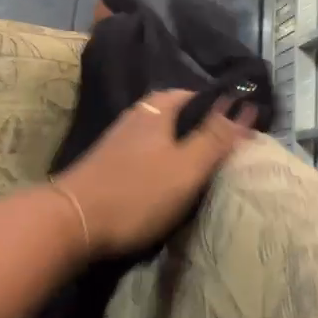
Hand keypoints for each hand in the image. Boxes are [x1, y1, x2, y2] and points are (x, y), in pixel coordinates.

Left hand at [54, 89, 256, 255]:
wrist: (71, 221)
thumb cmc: (137, 193)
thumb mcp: (187, 167)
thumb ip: (216, 137)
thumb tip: (246, 103)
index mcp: (158, 109)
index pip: (198, 96)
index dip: (221, 110)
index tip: (240, 132)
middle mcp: (136, 116)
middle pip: (177, 115)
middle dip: (199, 130)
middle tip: (222, 155)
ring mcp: (118, 139)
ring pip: (159, 136)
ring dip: (179, 148)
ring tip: (199, 172)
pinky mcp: (106, 163)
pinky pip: (144, 154)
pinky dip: (160, 163)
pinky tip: (166, 183)